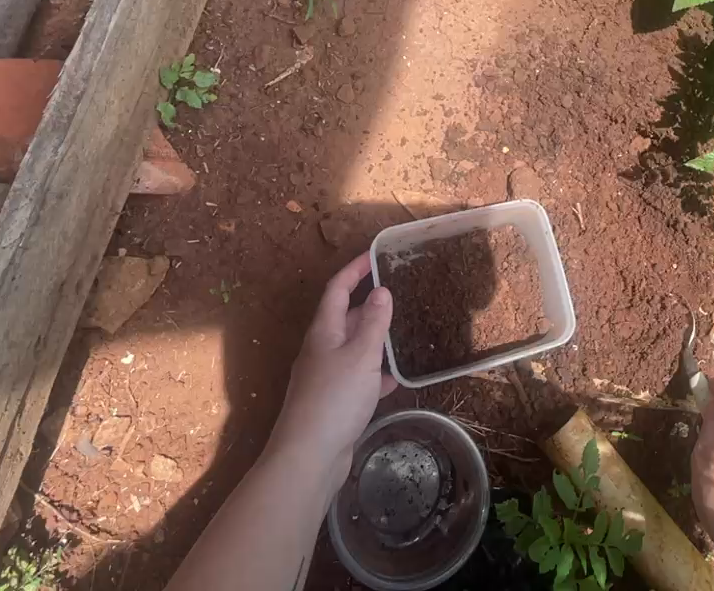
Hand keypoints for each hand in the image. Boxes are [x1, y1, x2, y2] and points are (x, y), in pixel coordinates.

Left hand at [267, 253, 394, 480]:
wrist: (308, 458)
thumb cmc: (334, 398)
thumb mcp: (361, 355)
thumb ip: (374, 323)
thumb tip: (381, 291)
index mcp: (324, 331)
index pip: (337, 289)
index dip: (355, 269)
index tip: (375, 255)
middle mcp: (322, 349)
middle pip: (346, 317)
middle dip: (370, 303)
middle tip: (400, 292)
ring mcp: (326, 377)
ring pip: (354, 347)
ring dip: (376, 338)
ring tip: (405, 329)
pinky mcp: (335, 402)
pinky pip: (359, 376)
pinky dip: (377, 372)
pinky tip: (396, 378)